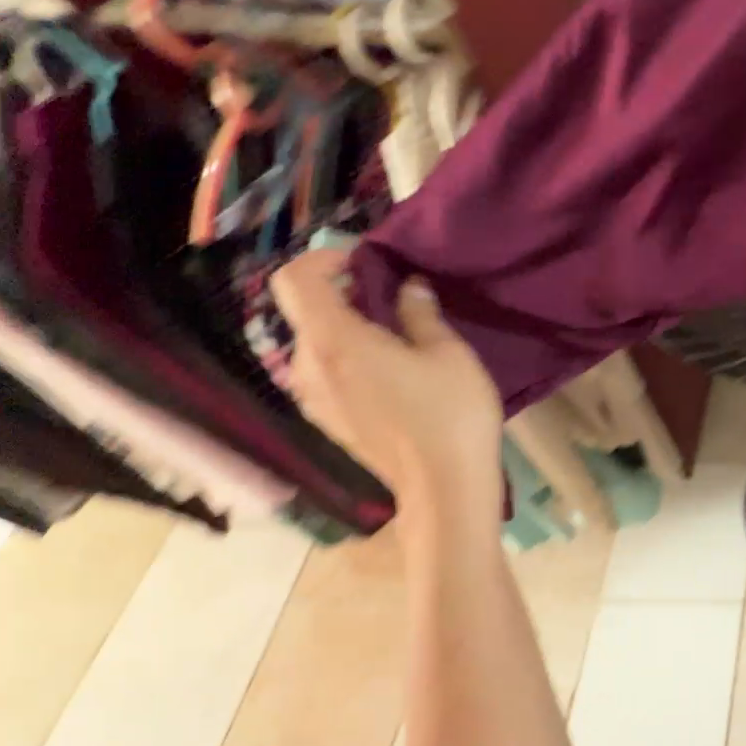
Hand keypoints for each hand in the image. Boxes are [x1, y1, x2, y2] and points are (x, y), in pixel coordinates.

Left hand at [270, 250, 503, 526]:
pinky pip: (326, 376)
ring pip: (316, 346)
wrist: (443, 486)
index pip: (294, 279)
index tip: (365, 263)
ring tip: (396, 342)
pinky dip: (349, 362)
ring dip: (347, 332)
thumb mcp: (450, 355)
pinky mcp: (327, 422)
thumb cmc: (451, 413)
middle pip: (305, 313)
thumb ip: (421, 315)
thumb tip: (407, 289)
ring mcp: (312, 398)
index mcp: (335, 341)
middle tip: (392, 302)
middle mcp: (308, 366)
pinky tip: (391, 378)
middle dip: (342, 297)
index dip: (323, 259)